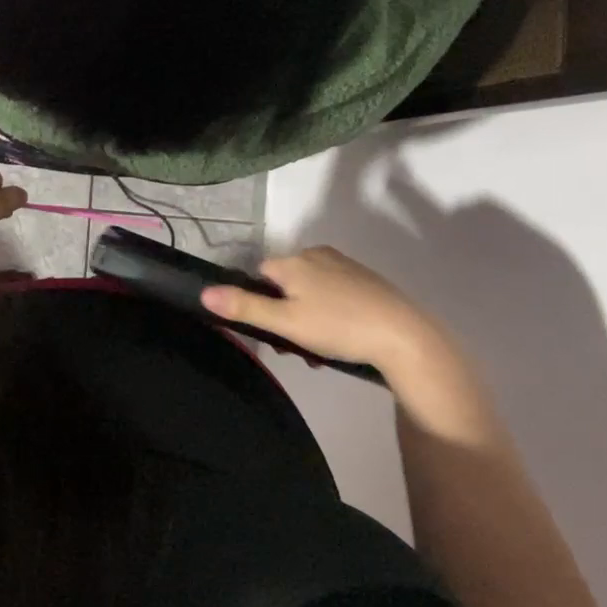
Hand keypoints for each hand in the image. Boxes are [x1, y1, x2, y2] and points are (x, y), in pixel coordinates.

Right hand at [200, 246, 452, 380]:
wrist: (403, 335)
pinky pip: (334, 294)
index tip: (271, 333)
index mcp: (293, 261)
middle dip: (285, 316)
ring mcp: (343, 265)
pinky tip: (342, 339)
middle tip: (297, 350)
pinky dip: (330, 315)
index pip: (259, 275)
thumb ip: (245, 307)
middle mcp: (316, 254)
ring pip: (310, 292)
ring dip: (307, 320)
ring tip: (321, 353)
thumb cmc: (338, 326)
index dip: (259, 304)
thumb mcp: (286, 323)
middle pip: (284, 285)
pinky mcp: (365, 280)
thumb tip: (204, 292)